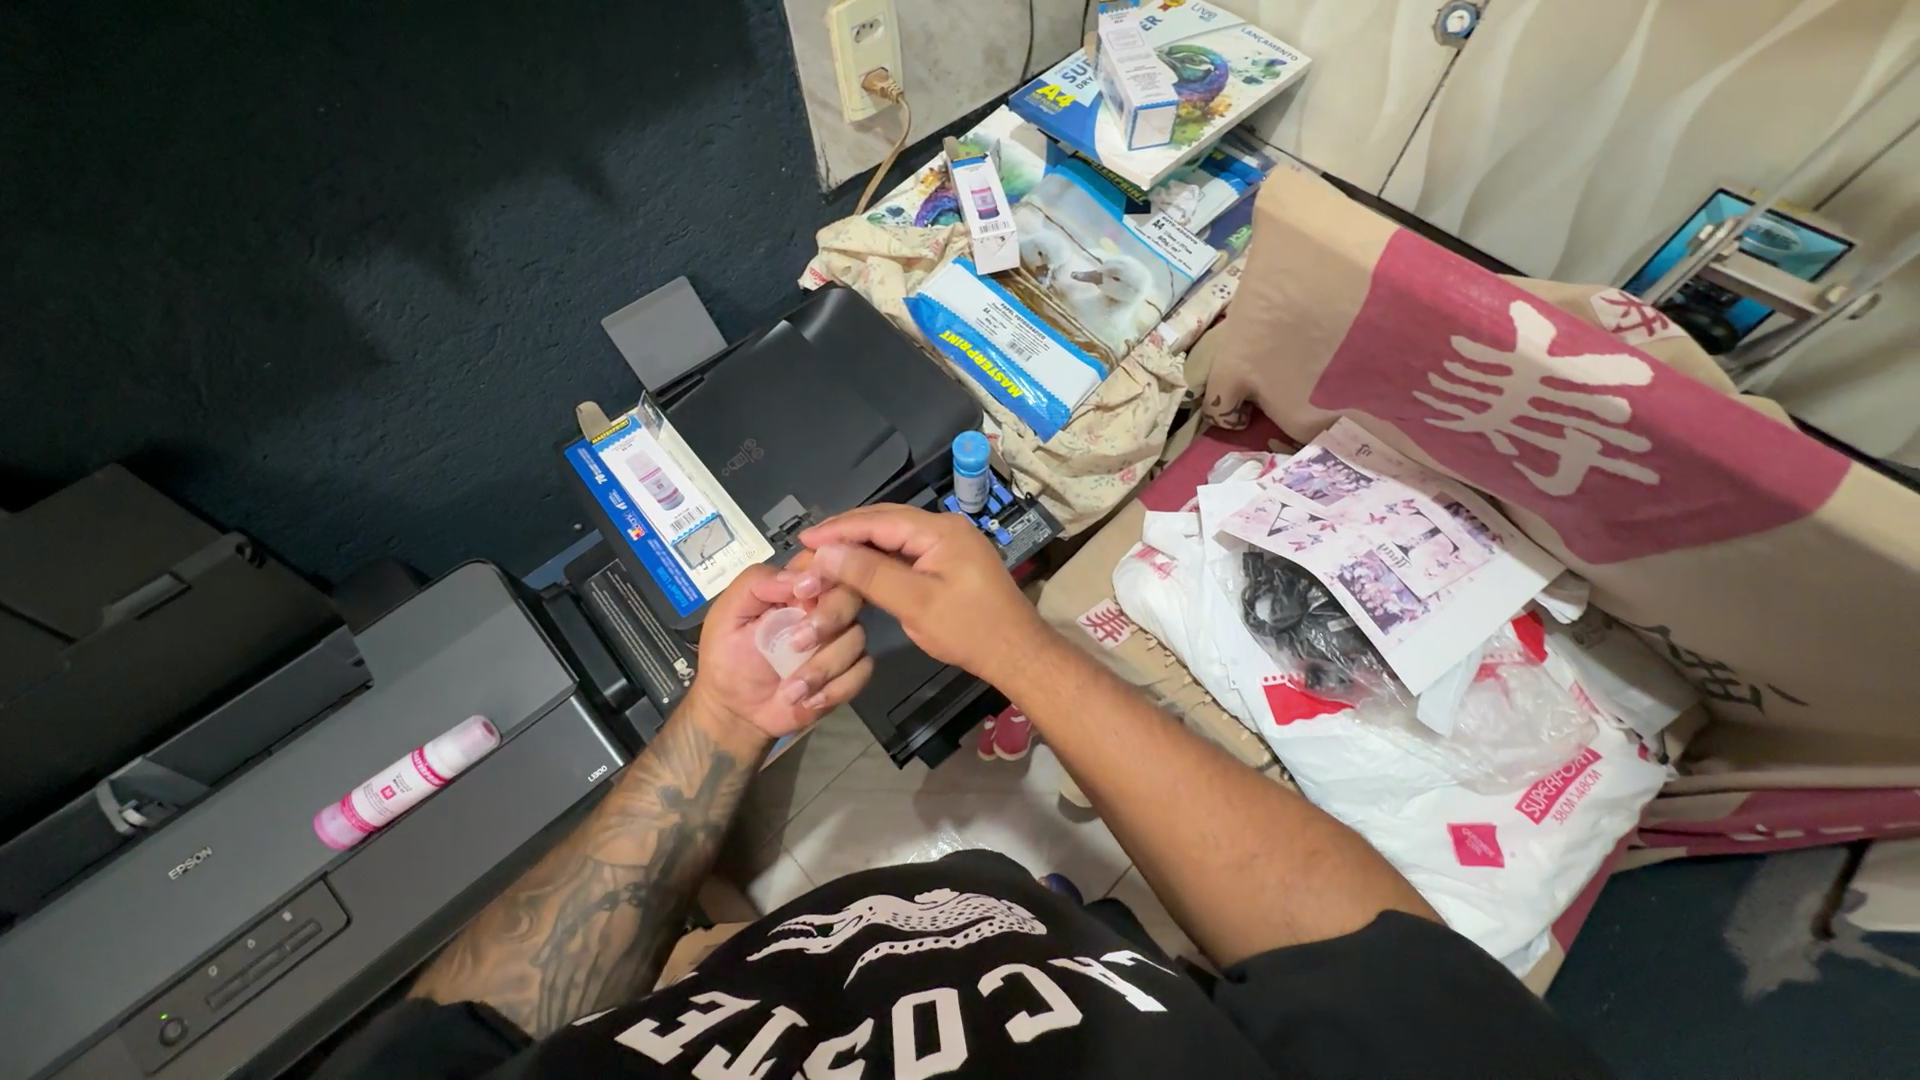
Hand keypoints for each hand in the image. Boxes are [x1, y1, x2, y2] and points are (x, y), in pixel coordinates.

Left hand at [685, 553, 872, 741]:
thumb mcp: (727, 614)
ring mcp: (840, 641)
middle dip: (828, 619)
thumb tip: (799, 577)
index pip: (827, 564)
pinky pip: (862, 670)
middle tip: (795, 644)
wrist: (735, 711)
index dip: (824, 573)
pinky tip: (808, 699)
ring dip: (823, 666)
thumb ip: (756, 583)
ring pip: (856, 638)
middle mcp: (826, 609)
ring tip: (791, 688)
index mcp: (798, 589)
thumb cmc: (727, 658)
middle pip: (852, 596)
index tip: (803, 593)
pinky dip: (836, 688)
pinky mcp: (848, 672)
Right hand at [800, 504, 1050, 681]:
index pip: (878, 520)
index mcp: (940, 530)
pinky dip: (879, 557)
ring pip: (895, 535)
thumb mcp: (915, 604)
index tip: (804, 539)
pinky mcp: (950, 561)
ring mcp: (950, 543)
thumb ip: (870, 574)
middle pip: (886, 521)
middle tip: (809, 545)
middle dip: (846, 532)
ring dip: (861, 544)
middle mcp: (945, 527)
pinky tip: (859, 568)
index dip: (838, 529)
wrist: (1016, 652)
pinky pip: (907, 550)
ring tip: (826, 555)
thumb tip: (826, 551)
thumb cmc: (970, 630)